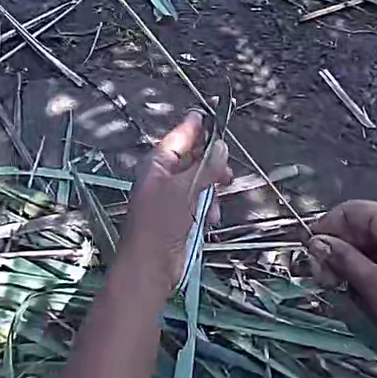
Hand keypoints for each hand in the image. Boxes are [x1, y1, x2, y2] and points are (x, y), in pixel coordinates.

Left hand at [120, 111, 230, 292]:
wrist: (150, 267)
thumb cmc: (160, 224)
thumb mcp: (185, 190)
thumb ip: (205, 167)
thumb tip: (221, 147)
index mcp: (157, 163)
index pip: (181, 135)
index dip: (198, 124)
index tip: (215, 110)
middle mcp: (163, 176)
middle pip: (193, 158)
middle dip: (211, 165)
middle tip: (227, 171)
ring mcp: (171, 196)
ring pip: (200, 181)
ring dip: (210, 191)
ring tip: (213, 204)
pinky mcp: (178, 215)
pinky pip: (199, 201)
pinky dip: (206, 207)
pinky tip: (209, 219)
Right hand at [308, 201, 376, 377]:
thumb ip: (343, 260)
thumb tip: (315, 243)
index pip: (349, 211)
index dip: (324, 233)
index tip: (310, 262)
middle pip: (362, 226)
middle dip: (341, 252)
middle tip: (329, 285)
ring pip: (375, 244)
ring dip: (358, 266)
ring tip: (353, 296)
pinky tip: (373, 298)